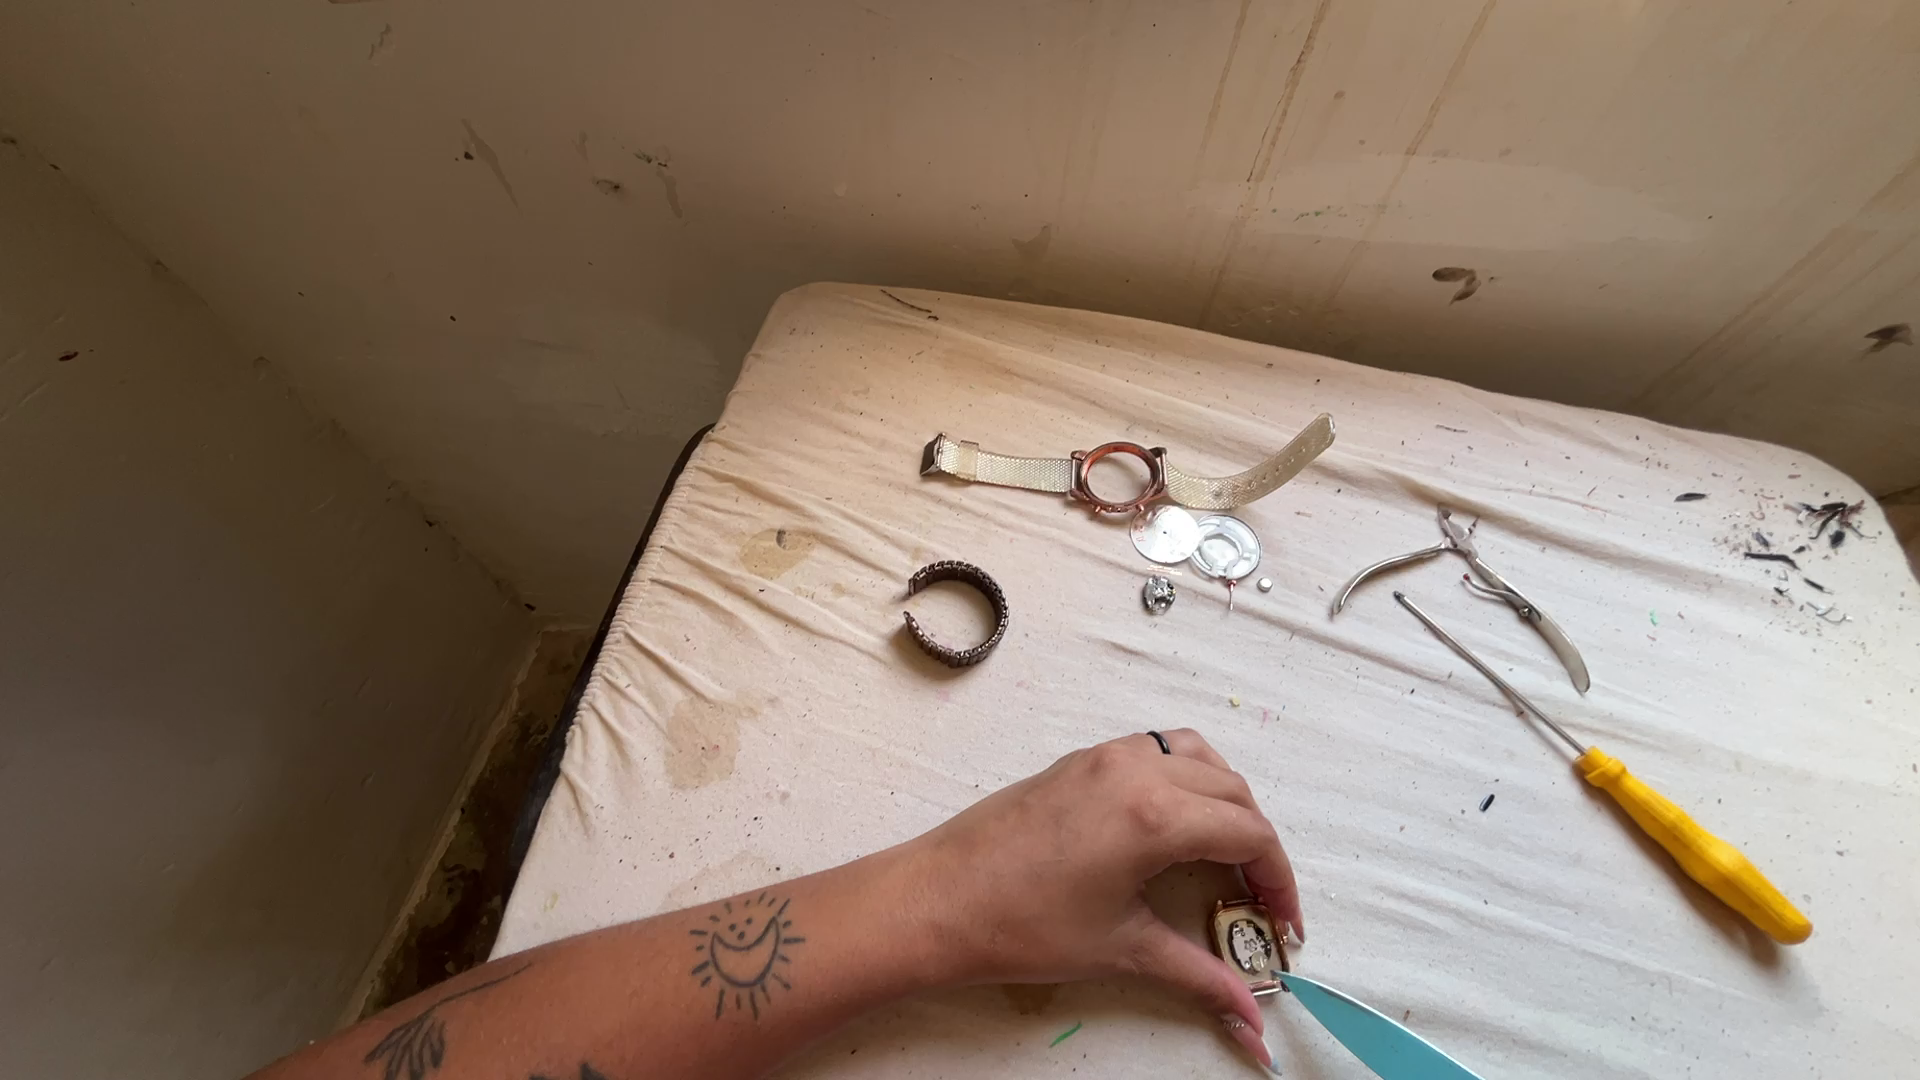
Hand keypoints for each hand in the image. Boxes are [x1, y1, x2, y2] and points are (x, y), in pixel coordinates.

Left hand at [898, 729, 1301, 1067]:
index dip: (1279, 880)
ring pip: (1194, 755)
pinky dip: (1182, 775)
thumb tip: (1255, 1023)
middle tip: (1256, 897)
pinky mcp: (1079, 758)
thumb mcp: (1122, 948)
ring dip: (1222, 797)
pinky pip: (1153, 748)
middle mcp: (1135, 768)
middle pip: (1231, 789)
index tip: (1283, 927)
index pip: (1249, 831)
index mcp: (1154, 812)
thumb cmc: (1028, 925)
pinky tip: (1171, 822)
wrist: (941, 895)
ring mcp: (1103, 756)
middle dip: (1256, 841)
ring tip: (1221, 852)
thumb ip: (1199, 976)